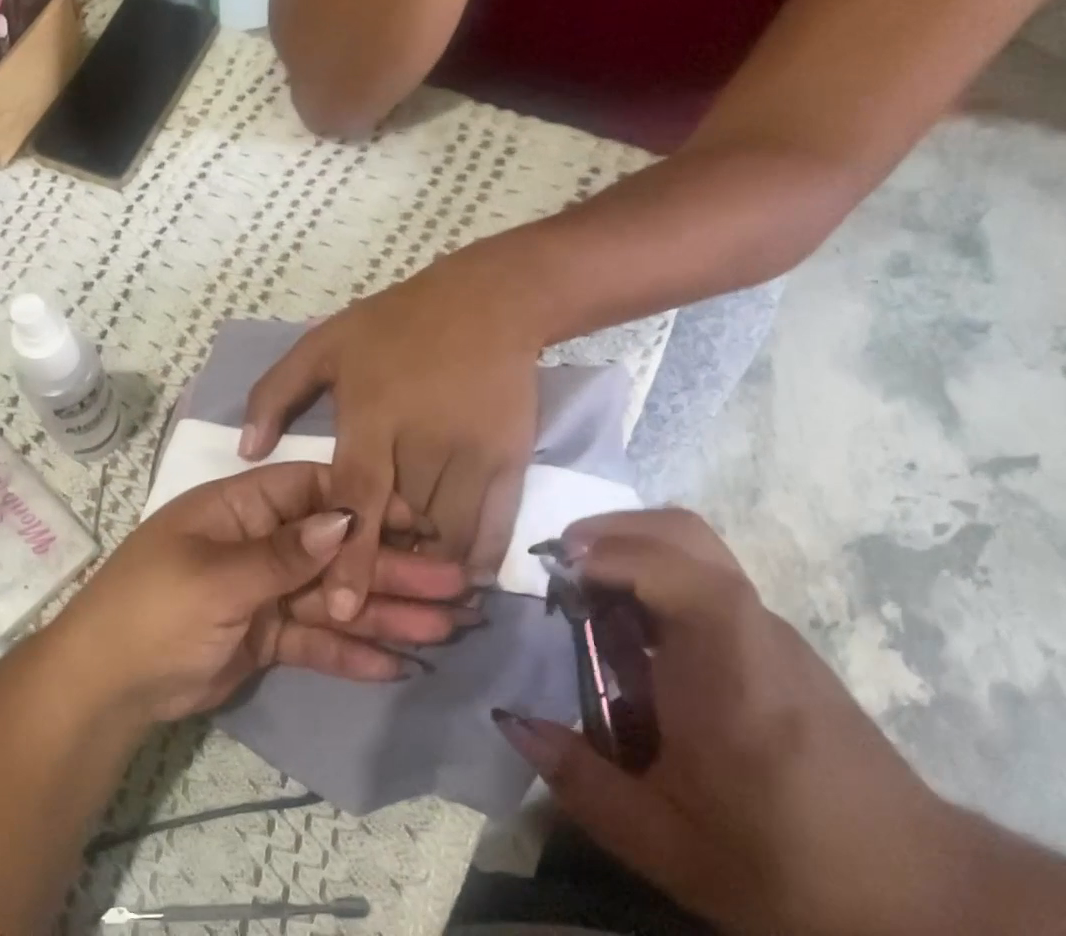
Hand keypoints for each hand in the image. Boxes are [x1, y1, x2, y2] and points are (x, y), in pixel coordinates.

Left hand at [47, 462, 475, 722]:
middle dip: (390, 567)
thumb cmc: (156, 609)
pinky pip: (314, 638)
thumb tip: (345, 519)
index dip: (365, 506)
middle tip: (456, 586)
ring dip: (383, 612)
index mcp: (236, 510)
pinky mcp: (263, 637)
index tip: (421, 522)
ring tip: (444, 628)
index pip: (312, 493)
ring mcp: (260, 592)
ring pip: (331, 597)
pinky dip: (349, 650)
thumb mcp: (218, 575)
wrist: (108, 683)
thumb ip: (285, 553)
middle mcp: (254, 545)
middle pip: (332, 550)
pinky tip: (396, 664)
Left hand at [243, 247, 541, 621]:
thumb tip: (245, 448)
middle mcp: (420, 446)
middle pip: (403, 529)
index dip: (346, 555)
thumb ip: (276, 396)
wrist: (490, 300)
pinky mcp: (511, 461)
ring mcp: (471, 455)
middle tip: (374, 621)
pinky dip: (478, 555)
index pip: (354, 498)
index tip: (339, 607)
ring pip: (450, 535)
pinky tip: (463, 578)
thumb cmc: (394, 324)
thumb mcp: (321, 346)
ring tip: (418, 608)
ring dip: (433, 574)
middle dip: (392, 578)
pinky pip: (495, 524)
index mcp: (369, 421)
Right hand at [491, 509, 971, 934]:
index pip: (680, 572)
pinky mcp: (777, 651)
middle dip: (611, 531)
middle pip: (687, 535)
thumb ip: (577, 777)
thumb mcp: (659, 841)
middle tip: (556, 566)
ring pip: (696, 553)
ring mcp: (772, 638)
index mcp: (730, 675)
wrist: (918, 894)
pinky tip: (623, 634)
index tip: (550, 572)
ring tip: (577, 597)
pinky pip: (705, 585)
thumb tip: (509, 718)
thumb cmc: (783, 864)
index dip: (609, 552)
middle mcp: (756, 637)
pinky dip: (652, 580)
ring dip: (629, 554)